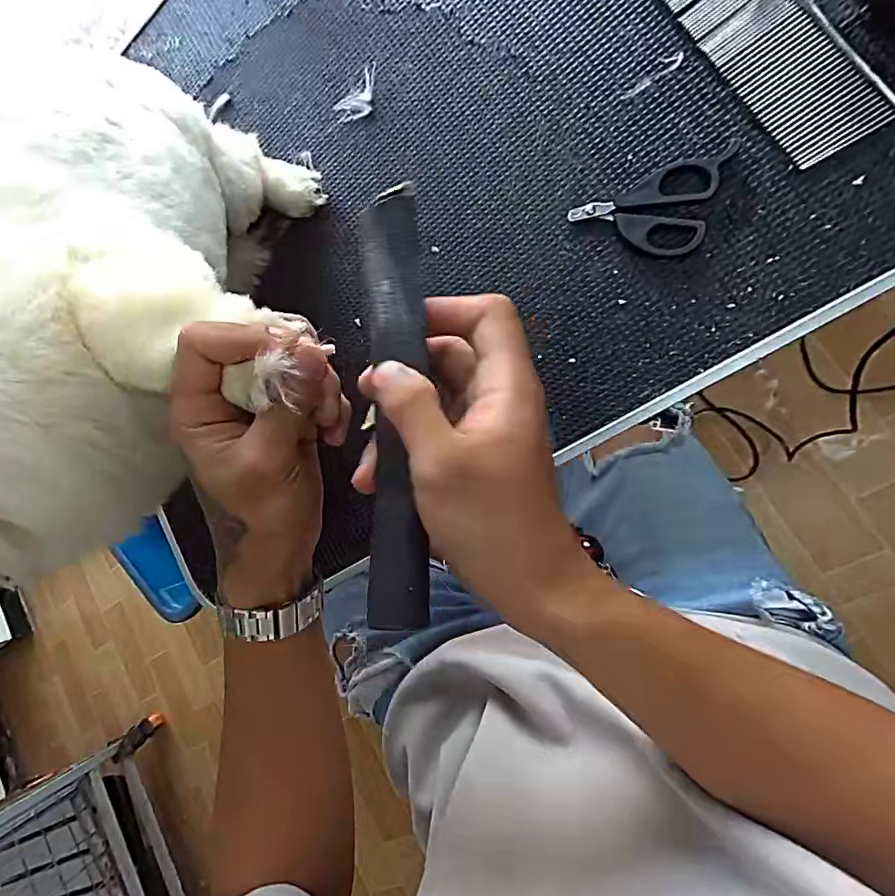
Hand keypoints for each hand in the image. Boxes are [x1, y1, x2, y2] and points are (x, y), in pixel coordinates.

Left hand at [172, 322, 350, 607]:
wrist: (282, 548)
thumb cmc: (262, 516)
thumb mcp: (269, 460)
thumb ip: (287, 403)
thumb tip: (310, 350)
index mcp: (196, 406)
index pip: (202, 341)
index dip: (243, 335)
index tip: (290, 351)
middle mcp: (222, 395)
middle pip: (253, 341)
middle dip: (296, 361)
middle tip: (321, 387)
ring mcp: (256, 400)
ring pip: (291, 358)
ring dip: (320, 383)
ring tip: (328, 421)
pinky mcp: (287, 408)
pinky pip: (312, 381)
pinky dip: (329, 400)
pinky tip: (333, 432)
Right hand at [352, 294, 607, 630]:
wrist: (529, 585)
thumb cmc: (488, 520)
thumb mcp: (439, 459)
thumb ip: (410, 405)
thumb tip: (384, 368)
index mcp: (505, 386)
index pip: (488, 315)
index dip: (445, 310)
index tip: (396, 331)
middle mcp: (499, 400)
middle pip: (452, 357)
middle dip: (404, 374)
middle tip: (365, 397)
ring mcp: (487, 432)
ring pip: (437, 400)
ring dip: (398, 421)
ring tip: (368, 460)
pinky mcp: (475, 460)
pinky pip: (437, 435)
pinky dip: (408, 449)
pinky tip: (377, 481)